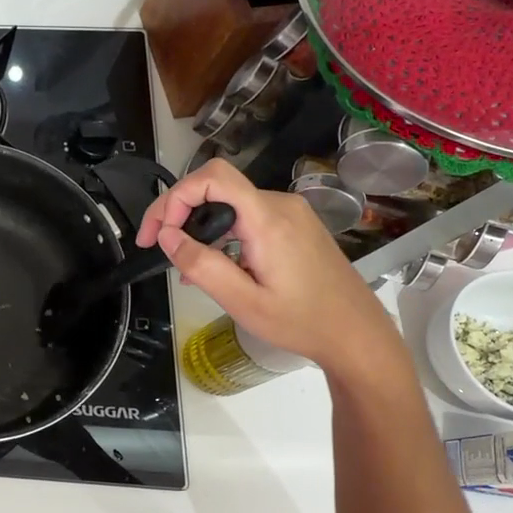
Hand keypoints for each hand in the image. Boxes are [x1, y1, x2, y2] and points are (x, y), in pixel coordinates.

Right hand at [137, 158, 401, 376]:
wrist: (357, 334)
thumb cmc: (301, 322)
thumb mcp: (242, 302)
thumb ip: (201, 265)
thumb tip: (167, 236)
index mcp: (268, 220)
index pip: (213, 178)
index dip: (175, 197)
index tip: (158, 234)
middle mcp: (280, 206)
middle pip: (215, 187)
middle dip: (177, 212)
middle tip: (155, 246)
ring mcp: (290, 213)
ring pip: (227, 203)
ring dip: (197, 226)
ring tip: (184, 266)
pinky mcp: (294, 225)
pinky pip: (245, 216)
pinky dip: (220, 232)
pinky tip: (214, 264)